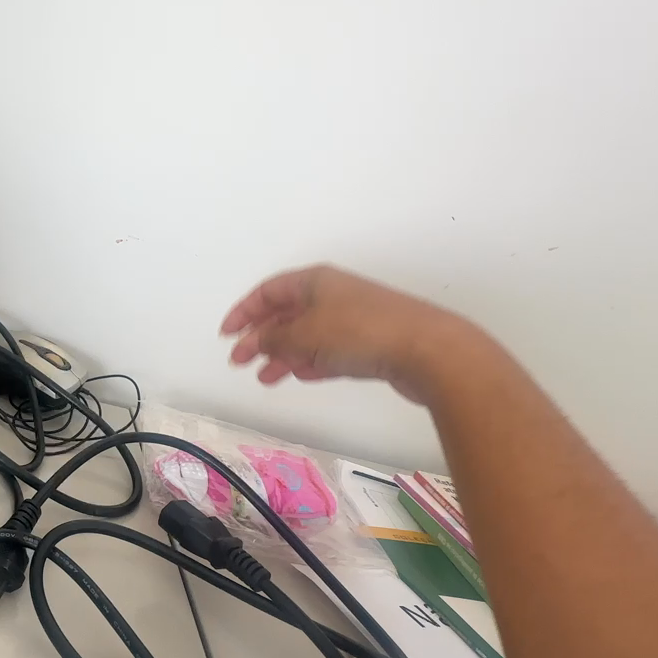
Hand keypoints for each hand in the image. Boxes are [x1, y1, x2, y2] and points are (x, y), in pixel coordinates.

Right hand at [220, 265, 485, 404]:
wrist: (430, 351)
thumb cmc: (360, 332)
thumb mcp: (305, 334)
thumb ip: (273, 339)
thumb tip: (254, 341)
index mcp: (314, 281)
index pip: (268, 291)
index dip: (243, 311)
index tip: (226, 334)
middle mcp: (331, 295)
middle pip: (286, 314)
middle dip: (261, 336)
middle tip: (241, 360)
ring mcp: (352, 319)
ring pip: (306, 335)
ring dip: (283, 354)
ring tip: (267, 376)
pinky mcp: (370, 344)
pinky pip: (329, 350)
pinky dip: (310, 360)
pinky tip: (299, 374)